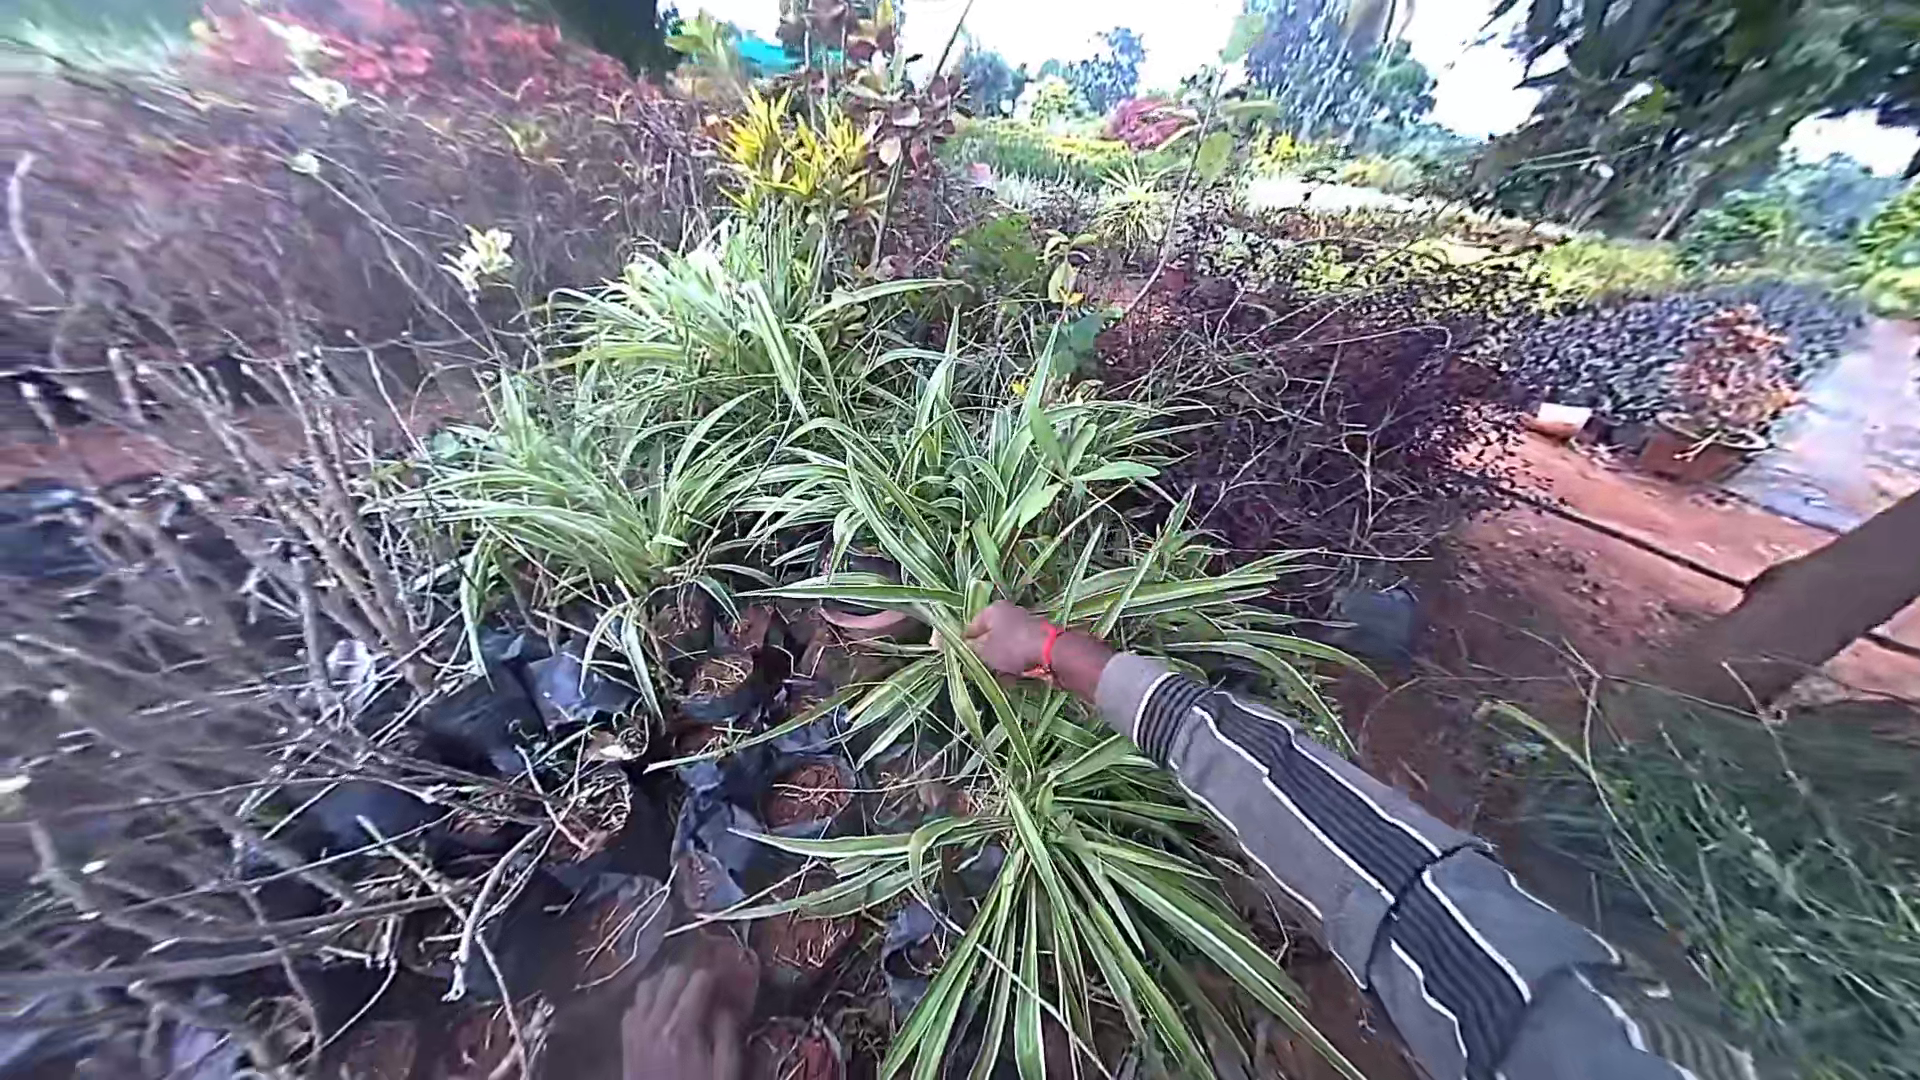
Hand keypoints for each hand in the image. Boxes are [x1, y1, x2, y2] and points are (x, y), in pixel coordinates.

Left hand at [622, 936, 757, 1079]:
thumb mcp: (725, 1069)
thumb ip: (727, 1030)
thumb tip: (726, 1004)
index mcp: (682, 1029)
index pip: (700, 977)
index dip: (716, 975)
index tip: (726, 981)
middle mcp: (655, 1025)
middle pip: (673, 974)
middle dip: (693, 973)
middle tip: (707, 984)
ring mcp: (636, 1036)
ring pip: (647, 986)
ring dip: (666, 983)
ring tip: (682, 992)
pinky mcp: (626, 1048)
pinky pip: (631, 1010)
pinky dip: (645, 1003)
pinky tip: (659, 1012)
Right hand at [963, 601, 1054, 675]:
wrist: (1053, 653)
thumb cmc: (1012, 647)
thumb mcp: (983, 650)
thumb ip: (969, 649)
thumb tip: (961, 647)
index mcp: (993, 610)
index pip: (971, 627)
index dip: (964, 644)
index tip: (962, 660)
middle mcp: (1009, 613)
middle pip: (989, 637)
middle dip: (984, 656)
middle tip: (980, 670)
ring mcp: (1025, 626)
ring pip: (1005, 647)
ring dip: (999, 663)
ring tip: (999, 676)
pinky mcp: (1037, 640)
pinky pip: (1019, 653)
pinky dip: (1015, 664)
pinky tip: (1014, 677)